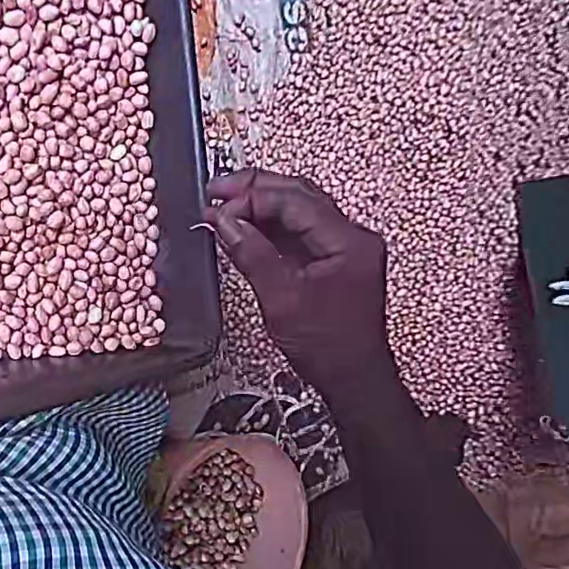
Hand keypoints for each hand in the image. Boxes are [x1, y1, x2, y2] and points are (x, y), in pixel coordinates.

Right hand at [204, 169, 392, 393]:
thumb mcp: (281, 300)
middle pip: (299, 195)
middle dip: (255, 189)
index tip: (217, 211)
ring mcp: (342, 247)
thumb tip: (223, 222)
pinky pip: (297, 231)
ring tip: (223, 204)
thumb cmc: (324, 346)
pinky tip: (243, 226)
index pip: (294, 201)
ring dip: (260, 204)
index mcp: (348, 241)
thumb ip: (252, 255)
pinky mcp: (331, 259)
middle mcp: (351, 236)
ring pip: (297, 209)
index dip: (251, 200)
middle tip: (215, 189)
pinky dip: (268, 226)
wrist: (352, 379)